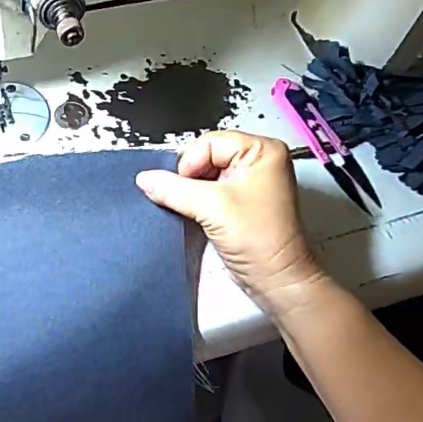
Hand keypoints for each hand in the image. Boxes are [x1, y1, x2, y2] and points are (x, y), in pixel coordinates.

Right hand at [135, 131, 329, 311]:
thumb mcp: (212, 207)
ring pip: (204, 175)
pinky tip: (199, 216)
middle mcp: (258, 163)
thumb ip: (173, 189)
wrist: (276, 279)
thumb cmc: (264, 242)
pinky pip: (208, 192)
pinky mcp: (239, 203)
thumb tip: (146, 178)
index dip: (190, 163)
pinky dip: (197, 202)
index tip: (183, 186)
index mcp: (263, 150)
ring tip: (199, 211)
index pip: (209, 142)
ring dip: (192, 192)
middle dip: (189, 178)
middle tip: (191, 200)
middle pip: (205, 156)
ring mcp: (249, 183)